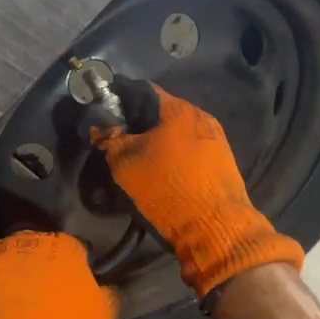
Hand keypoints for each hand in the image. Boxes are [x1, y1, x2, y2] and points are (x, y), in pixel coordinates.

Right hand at [89, 78, 302, 301]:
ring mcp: (214, 140)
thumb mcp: (125, 163)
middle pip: (158, 113)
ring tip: (134, 161)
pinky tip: (157, 174)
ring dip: (152, 142)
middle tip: (113, 141)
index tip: (99, 113)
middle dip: (134, 124)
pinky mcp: (220, 162)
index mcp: (179, 109)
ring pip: (173, 133)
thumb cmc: (168, 187)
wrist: (216, 229)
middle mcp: (201, 117)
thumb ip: (109, 139)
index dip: (115, 98)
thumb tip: (98, 126)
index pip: (139, 90)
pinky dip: (169, 156)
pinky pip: (187, 150)